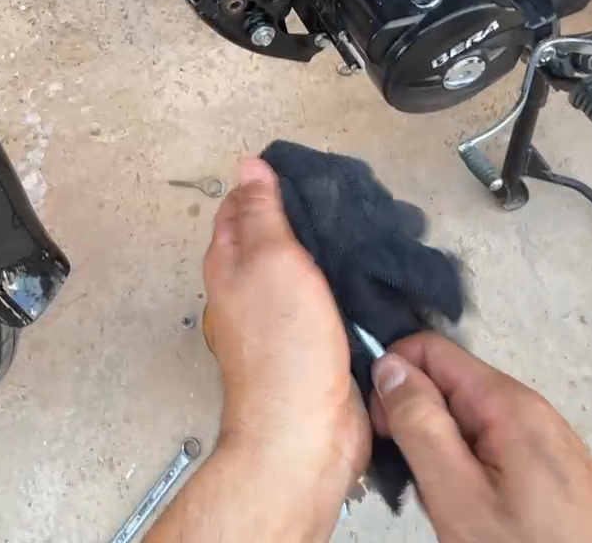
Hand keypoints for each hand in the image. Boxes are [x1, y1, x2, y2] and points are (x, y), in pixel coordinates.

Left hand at [201, 157, 369, 508]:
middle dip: (298, 213)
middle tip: (340, 193)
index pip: (240, 206)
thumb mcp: (271, 257)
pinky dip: (338, 279)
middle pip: (270, 235)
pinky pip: (322, 297)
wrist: (305, 427)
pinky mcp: (309, 339)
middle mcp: (247, 285)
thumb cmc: (283, 339)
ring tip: (357, 223)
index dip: (265, 183)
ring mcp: (278, 316)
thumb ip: (262, 210)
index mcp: (228, 261)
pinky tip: (363, 268)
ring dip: (322, 247)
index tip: (303, 168)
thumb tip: (247, 163)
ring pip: (299, 266)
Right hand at [369, 332, 591, 542]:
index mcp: (507, 401)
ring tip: (440, 501)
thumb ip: (419, 423)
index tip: (382, 427)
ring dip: (440, 449)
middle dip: (417, 418)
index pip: (429, 348)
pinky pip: (491, 447)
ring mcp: (544, 441)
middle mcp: (529, 408)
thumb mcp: (459, 495)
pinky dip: (467, 469)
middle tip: (410, 474)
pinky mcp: (552, 472)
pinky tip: (470, 511)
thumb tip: (388, 364)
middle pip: (448, 383)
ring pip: (466, 419)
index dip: (394, 377)